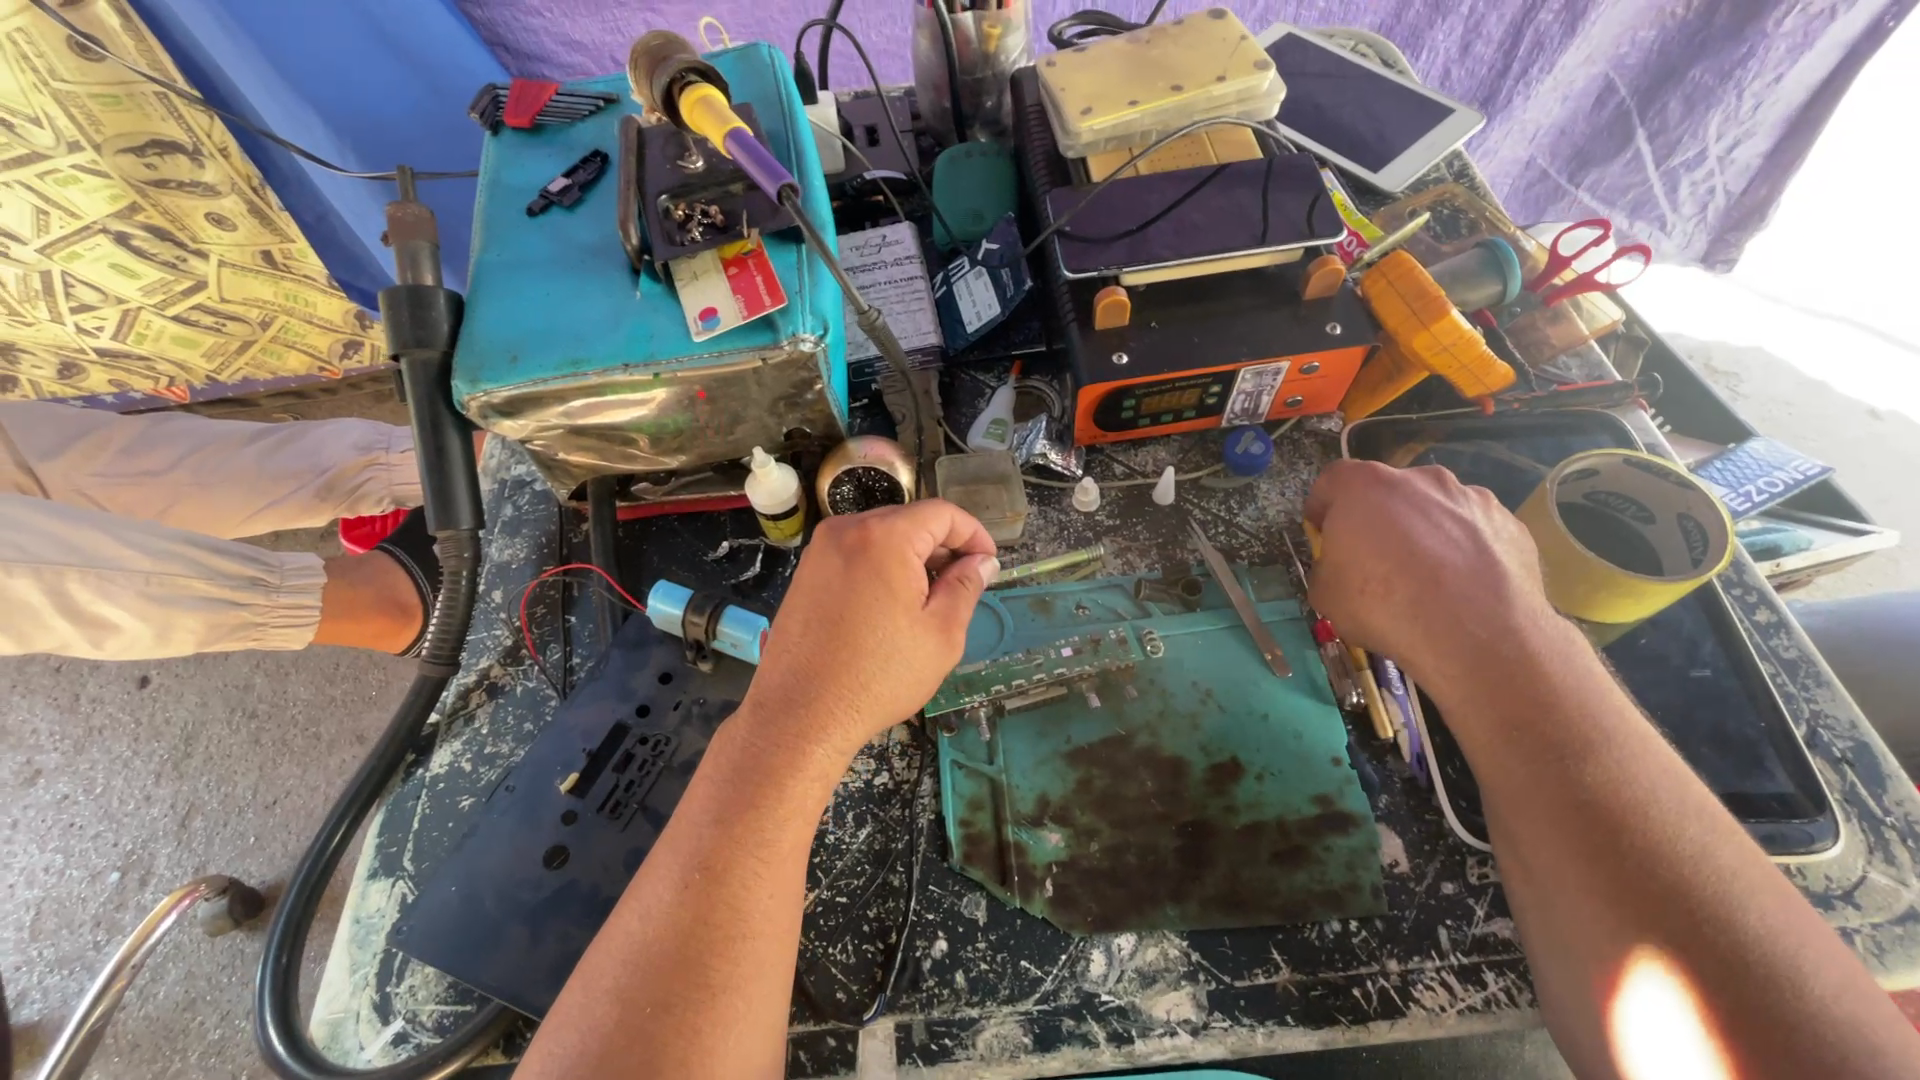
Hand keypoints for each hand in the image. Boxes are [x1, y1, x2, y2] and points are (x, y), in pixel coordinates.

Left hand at [735, 500, 998, 761]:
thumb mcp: (940, 634)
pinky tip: (889, 609)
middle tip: (961, 587)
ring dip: (911, 559)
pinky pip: (855, 554)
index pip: (941, 513)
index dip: (973, 534)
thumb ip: (965, 587)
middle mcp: (846, 529)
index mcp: (884, 537)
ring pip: (881, 537)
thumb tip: (982, 563)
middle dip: (942, 547)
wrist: (800, 715)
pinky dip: (881, 568)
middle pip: (909, 520)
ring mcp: (820, 550)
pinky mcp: (805, 573)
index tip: (987, 564)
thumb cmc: (878, 676)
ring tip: (926, 603)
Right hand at [1303, 460, 1559, 693]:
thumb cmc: (1383, 605)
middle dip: (1379, 519)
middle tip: (1375, 560)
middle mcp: (1421, 480)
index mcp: (1365, 487)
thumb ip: (1329, 566)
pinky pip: (1474, 532)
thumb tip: (1343, 567)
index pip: (1332, 480)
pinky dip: (1464, 551)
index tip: (1323, 532)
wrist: (1474, 635)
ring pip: (1436, 510)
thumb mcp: (1325, 593)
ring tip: (1428, 579)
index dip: (1323, 507)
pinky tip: (1462, 588)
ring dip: (1425, 533)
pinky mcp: (1510, 525)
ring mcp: (1471, 498)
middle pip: (1389, 492)